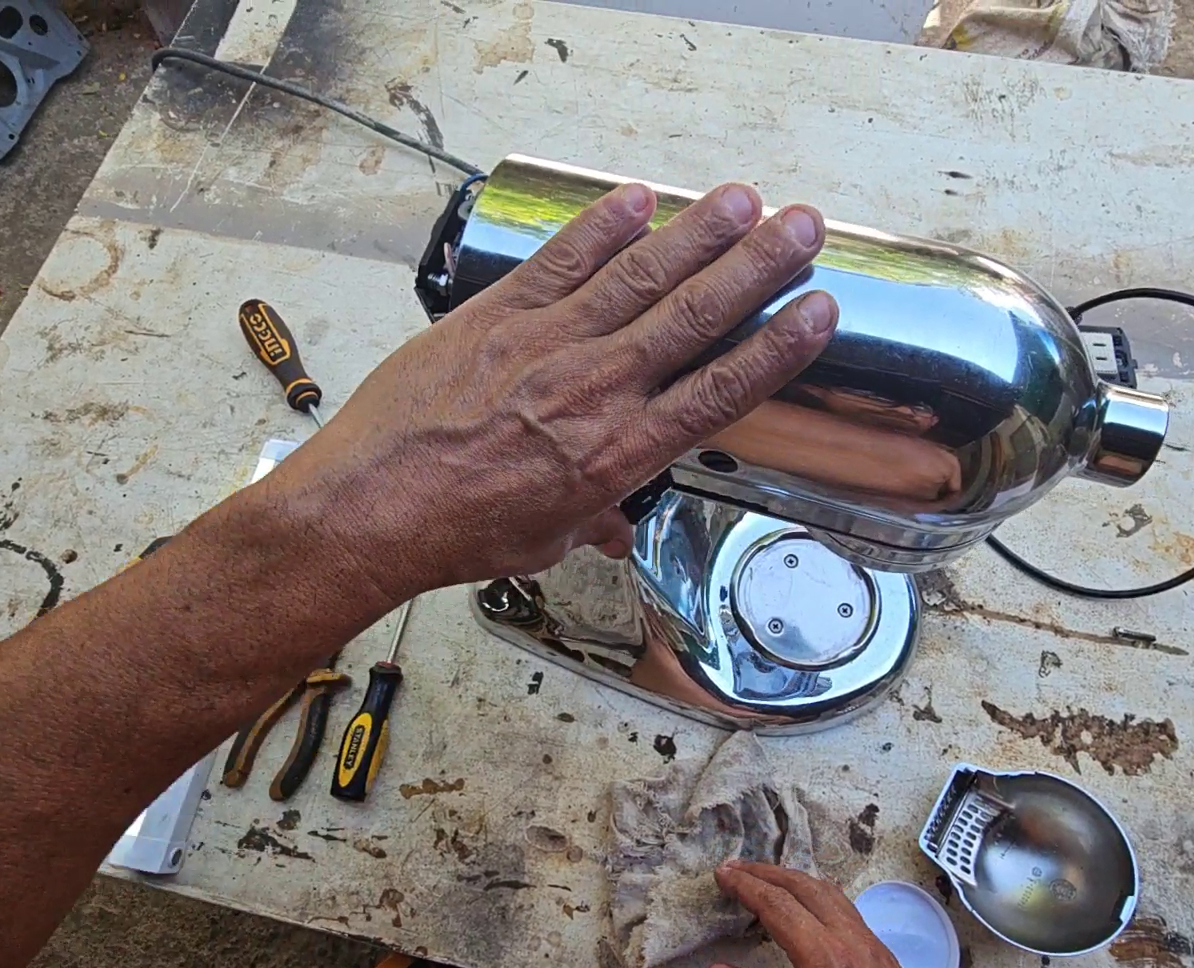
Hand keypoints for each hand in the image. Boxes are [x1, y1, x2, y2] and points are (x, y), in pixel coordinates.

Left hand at [271, 181, 835, 598]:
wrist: (376, 507)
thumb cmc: (463, 532)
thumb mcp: (545, 541)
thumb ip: (592, 521)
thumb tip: (614, 530)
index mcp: (619, 453)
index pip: (719, 391)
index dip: (775, 349)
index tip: (817, 312)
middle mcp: (596, 389)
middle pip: (694, 317)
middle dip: (757, 268)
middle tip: (802, 227)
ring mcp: (546, 345)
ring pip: (638, 278)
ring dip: (697, 235)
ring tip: (742, 200)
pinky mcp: (496, 317)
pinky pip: (561, 263)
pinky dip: (601, 229)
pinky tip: (637, 199)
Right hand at [704, 862, 965, 967]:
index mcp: (828, 962)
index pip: (778, 905)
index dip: (746, 885)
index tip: (722, 873)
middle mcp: (855, 944)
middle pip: (806, 887)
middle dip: (768, 872)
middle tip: (737, 869)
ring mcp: (877, 951)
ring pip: (832, 895)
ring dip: (795, 881)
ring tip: (767, 882)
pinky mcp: (890, 964)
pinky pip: (849, 912)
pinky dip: (819, 897)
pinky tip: (810, 911)